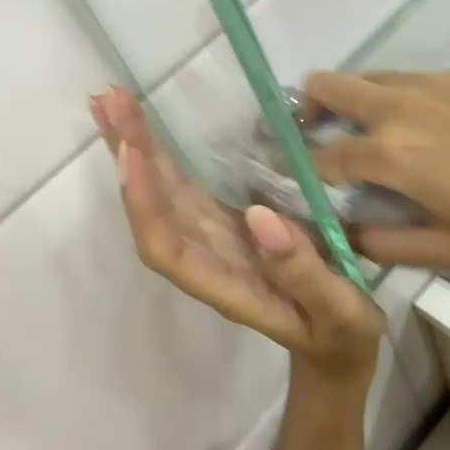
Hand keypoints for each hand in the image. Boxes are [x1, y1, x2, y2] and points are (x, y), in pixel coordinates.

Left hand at [91, 88, 383, 385]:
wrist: (339, 348)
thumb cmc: (341, 335)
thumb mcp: (338, 309)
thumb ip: (302, 270)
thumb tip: (261, 217)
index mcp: (224, 285)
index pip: (166, 247)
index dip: (144, 203)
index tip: (132, 152)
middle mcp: (207, 260)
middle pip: (153, 211)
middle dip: (130, 158)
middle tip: (109, 102)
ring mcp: (216, 240)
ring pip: (165, 194)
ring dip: (139, 148)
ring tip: (115, 101)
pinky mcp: (230, 224)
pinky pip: (189, 189)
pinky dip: (168, 156)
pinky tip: (154, 127)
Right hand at [303, 70, 449, 266]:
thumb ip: (388, 245)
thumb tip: (348, 236)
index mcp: (392, 154)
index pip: (321, 158)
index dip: (302, 176)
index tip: (299, 189)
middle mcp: (401, 107)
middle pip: (327, 85)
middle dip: (307, 113)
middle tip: (317, 145)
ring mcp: (433, 83)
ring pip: (367, 77)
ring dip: (352, 103)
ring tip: (369, 140)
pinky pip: (407, 80)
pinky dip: (394, 100)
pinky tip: (426, 133)